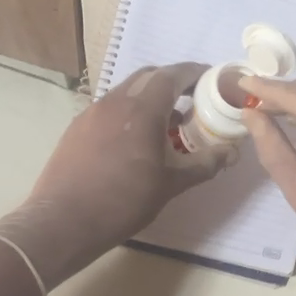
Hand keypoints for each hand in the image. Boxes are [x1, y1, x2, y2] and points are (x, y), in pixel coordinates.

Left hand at [0, 62, 231, 289]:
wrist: (64, 222)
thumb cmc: (124, 201)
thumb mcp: (172, 184)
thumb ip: (204, 164)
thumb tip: (232, 153)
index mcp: (141, 110)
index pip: (172, 75)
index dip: (194, 73)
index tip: (210, 78)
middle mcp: (115, 102)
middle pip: (148, 76)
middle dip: (172, 81)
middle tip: (193, 99)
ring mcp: (92, 113)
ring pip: (127, 91)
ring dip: (150, 97)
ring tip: (168, 123)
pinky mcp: (77, 128)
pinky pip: (111, 108)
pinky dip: (131, 112)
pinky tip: (137, 140)